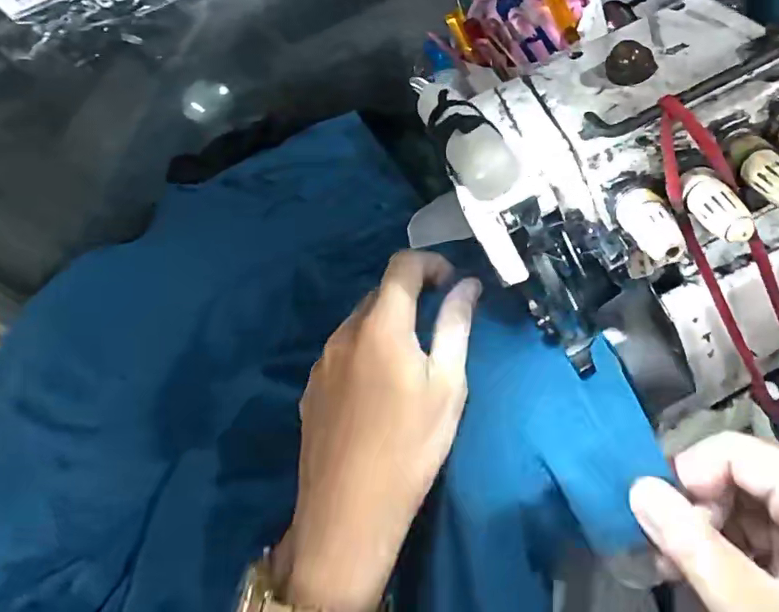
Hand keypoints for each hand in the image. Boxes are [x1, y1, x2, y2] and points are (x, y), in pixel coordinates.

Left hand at [274, 251, 481, 611]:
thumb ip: (456, 325)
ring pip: (360, 320)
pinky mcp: (310, 387)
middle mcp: (345, 331)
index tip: (451, 284)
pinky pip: (343, 349)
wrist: (346, 516)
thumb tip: (467, 284)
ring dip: (388, 323)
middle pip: (381, 291)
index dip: (431, 262)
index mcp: (381, 325)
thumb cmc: (409, 448)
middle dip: (412, 294)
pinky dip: (366, 349)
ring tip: (410, 361)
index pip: (402, 265)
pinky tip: (379, 389)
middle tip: (438, 324)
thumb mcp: (447, 385)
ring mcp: (322, 360)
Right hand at [630, 432, 778, 611]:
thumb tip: (638, 489)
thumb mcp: (756, 609)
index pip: (732, 451)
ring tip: (680, 571)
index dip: (688, 480)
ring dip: (711, 535)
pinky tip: (713, 582)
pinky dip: (735, 554)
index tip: (657, 525)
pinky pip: (766, 536)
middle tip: (665, 555)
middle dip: (698, 512)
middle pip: (740, 477)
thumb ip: (694, 547)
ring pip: (748, 507)